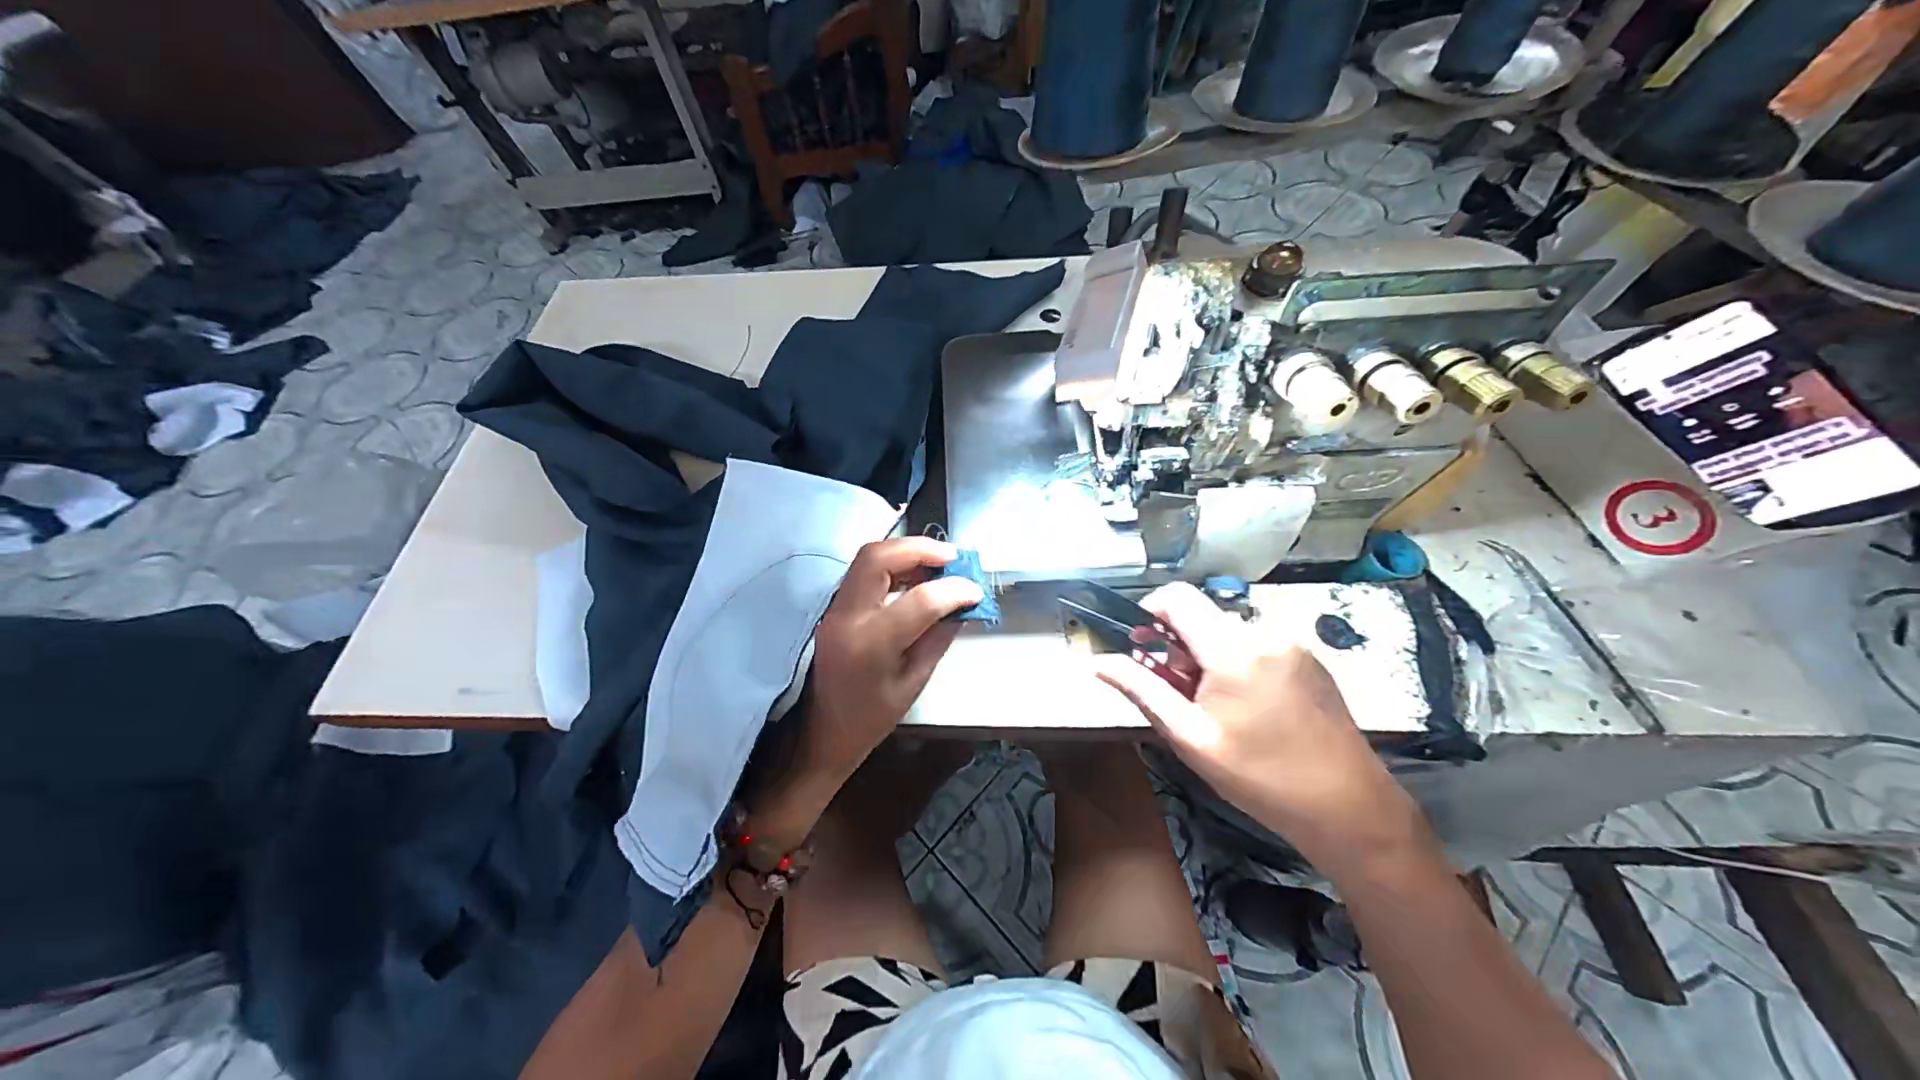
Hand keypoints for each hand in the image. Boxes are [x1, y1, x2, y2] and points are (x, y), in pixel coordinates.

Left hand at [798, 537, 983, 786]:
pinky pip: (863, 572)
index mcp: (870, 645)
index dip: (953, 589)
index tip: (975, 589)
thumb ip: (939, 636)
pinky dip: (893, 565)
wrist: (824, 731)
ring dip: (906, 553)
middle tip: (952, 557)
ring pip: (867, 558)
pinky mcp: (834, 607)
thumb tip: (963, 602)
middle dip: (920, 549)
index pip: (919, 600)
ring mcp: (835, 609)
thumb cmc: (872, 717)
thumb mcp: (915, 682)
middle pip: (878, 558)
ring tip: (938, 564)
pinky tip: (916, 576)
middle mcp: (847, 618)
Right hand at [1091, 583, 1425, 875]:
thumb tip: (1099, 663)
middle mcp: (1265, 632)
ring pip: (1228, 632)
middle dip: (1177, 646)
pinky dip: (1235, 662)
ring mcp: (1293, 644)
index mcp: (1233, 648)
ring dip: (1206, 656)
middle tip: (1174, 692)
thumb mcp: (1191, 737)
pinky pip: (1256, 644)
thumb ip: (1143, 691)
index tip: (1140, 648)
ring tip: (1210, 706)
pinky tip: (1243, 706)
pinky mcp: (1308, 659)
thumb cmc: (1261, 777)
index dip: (1148, 614)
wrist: (1348, 807)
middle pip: (1202, 616)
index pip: (1177, 597)